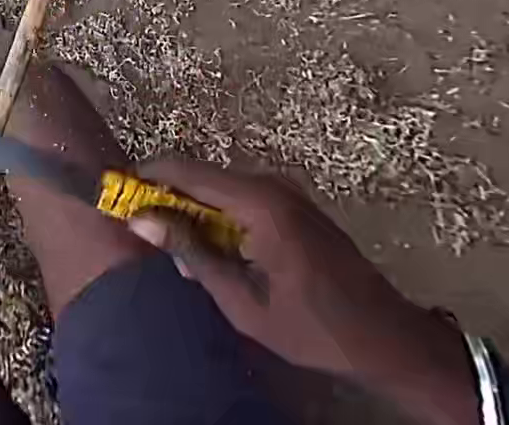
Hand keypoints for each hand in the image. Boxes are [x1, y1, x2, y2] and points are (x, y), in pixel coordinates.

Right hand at [130, 159, 479, 424]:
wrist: (390, 337)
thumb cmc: (313, 327)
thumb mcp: (243, 301)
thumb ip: (191, 254)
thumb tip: (140, 221)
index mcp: (258, 202)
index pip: (186, 172)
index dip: (147, 177)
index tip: (118, 191)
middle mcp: (269, 182)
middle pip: (201, 175)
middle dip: (167, 197)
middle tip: (145, 230)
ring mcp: (284, 188)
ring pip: (218, 186)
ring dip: (193, 209)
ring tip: (180, 250)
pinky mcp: (291, 200)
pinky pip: (240, 195)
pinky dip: (218, 214)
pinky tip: (216, 249)